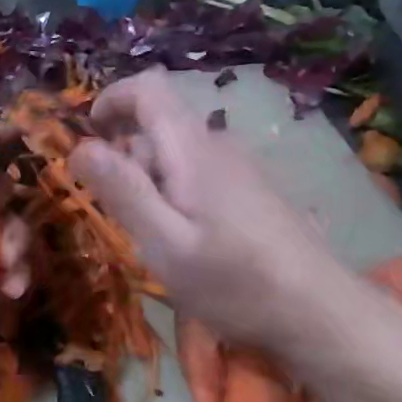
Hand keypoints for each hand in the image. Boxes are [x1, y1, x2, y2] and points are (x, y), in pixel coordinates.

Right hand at [69, 70, 344, 348]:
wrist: (322, 313)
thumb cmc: (236, 282)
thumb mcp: (165, 244)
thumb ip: (123, 190)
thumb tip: (79, 146)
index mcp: (192, 147)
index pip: (148, 87)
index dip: (111, 98)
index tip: (88, 135)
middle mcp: (217, 144)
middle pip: (157, 123)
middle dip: (126, 155)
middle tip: (120, 212)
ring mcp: (238, 166)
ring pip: (176, 151)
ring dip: (149, 179)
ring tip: (153, 236)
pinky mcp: (250, 190)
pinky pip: (197, 171)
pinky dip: (174, 191)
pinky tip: (186, 240)